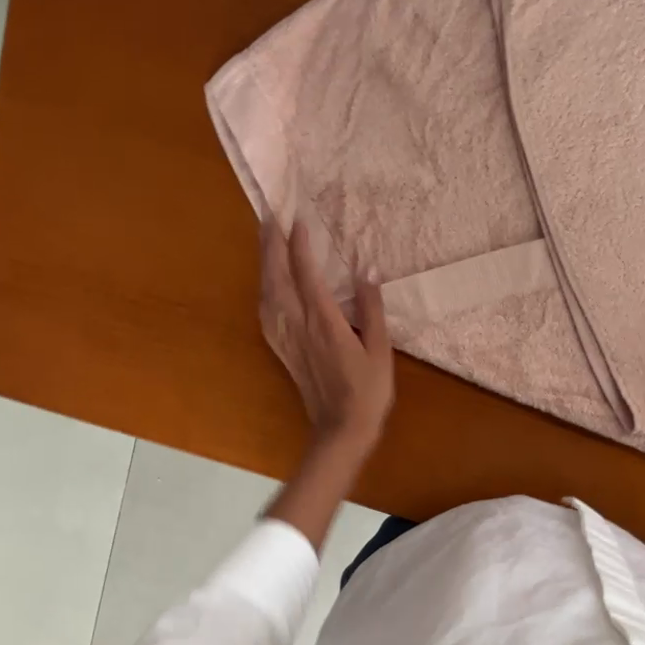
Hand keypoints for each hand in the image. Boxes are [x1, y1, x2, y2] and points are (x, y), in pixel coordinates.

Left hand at [258, 219, 393, 456]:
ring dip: (264, 262)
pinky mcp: (282, 349)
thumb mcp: (380, 350)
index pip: (306, 273)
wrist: (341, 429)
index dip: (300, 244)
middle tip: (270, 214)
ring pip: (266, 292)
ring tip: (265, 239)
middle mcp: (299, 326)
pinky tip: (266, 283)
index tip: (298, 217)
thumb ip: (371, 310)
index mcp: (324, 322)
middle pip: (277, 276)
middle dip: (271, 244)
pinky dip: (263, 289)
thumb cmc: (367, 392)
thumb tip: (366, 272)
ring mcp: (286, 338)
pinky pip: (266, 312)